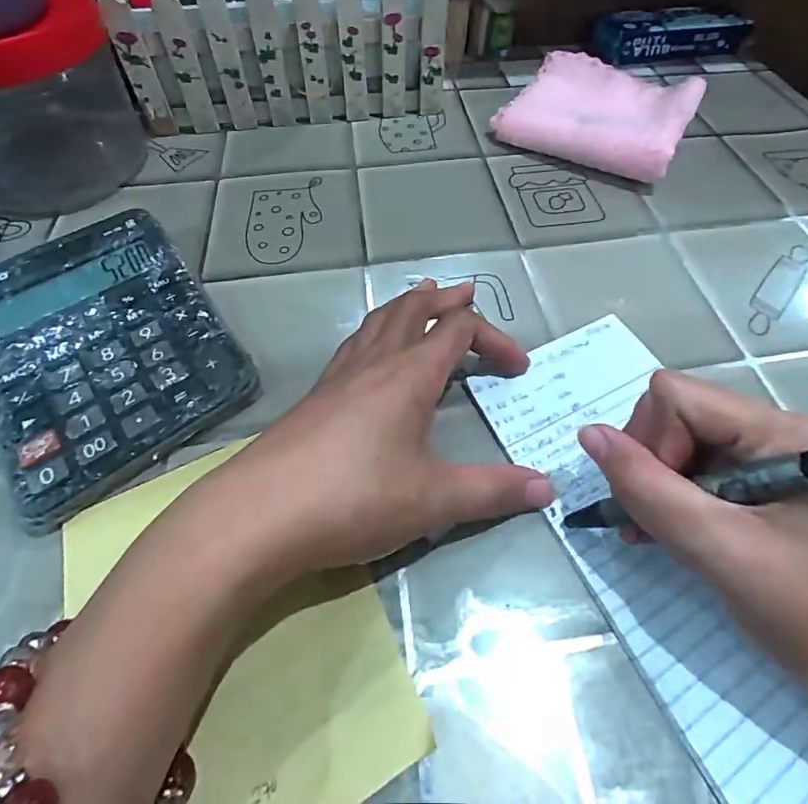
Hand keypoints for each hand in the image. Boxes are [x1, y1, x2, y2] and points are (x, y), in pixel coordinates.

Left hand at [220, 281, 555, 574]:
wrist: (259, 514)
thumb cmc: (353, 498)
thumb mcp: (431, 500)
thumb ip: (492, 492)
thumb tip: (547, 489)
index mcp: (408, 375)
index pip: (458, 331)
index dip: (494, 338)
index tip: (517, 369)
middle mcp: (374, 363)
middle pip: (412, 310)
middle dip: (444, 299)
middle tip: (466, 292)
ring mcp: (339, 376)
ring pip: (378, 321)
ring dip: (406, 306)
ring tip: (420, 299)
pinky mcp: (316, 396)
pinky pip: (354, 345)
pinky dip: (376, 332)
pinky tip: (371, 352)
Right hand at [575, 370, 807, 717]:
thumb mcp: (724, 551)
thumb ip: (651, 490)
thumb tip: (589, 435)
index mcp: (780, 433)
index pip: (677, 396)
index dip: (650, 441)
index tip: (657, 505)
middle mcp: (774, 436)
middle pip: (676, 415)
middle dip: (648, 464)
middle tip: (649, 525)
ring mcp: (770, 466)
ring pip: (681, 447)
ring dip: (656, 487)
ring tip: (652, 537)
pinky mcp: (764, 497)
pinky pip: (698, 477)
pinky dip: (672, 503)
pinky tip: (667, 537)